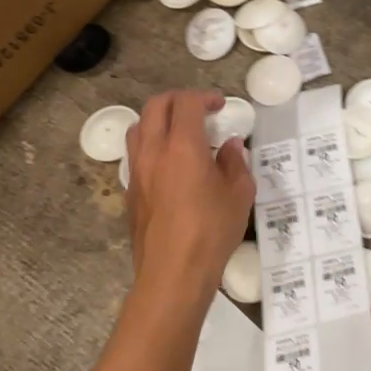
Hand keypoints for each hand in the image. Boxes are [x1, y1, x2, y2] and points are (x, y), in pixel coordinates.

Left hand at [123, 90, 254, 289]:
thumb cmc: (212, 231)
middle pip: (155, 107)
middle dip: (179, 100)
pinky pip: (136, 153)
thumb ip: (235, 163)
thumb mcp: (239, 193)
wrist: (173, 274)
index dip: (204, 97)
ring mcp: (137, 172)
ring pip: (139, 128)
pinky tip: (173, 163)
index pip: (186, 103)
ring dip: (160, 120)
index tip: (220, 106)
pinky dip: (153, 144)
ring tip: (183, 133)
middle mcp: (153, 152)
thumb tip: (230, 147)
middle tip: (201, 110)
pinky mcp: (130, 192)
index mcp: (182, 147)